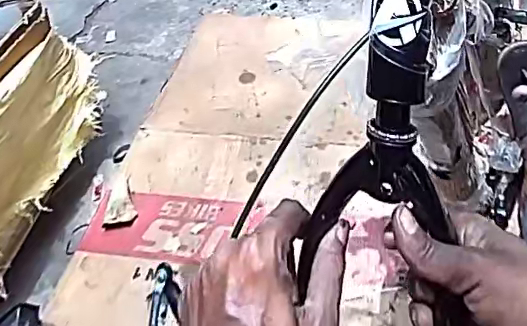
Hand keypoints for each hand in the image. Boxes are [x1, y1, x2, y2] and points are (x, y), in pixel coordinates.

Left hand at [182, 200, 346, 325]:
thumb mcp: (317, 322)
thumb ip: (329, 267)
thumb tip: (336, 234)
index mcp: (259, 255)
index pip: (287, 211)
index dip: (303, 225)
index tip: (308, 238)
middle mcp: (227, 257)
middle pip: (261, 237)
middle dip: (276, 258)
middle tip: (287, 296)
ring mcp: (204, 277)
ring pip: (238, 256)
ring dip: (251, 273)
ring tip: (262, 314)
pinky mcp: (189, 296)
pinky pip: (216, 276)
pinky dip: (230, 289)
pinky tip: (240, 319)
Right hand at [384, 206, 526, 325]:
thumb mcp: (478, 270)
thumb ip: (434, 250)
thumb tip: (399, 216)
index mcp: (471, 235)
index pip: (426, 222)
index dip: (406, 232)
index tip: (387, 243)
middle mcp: (467, 265)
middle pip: (421, 266)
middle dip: (416, 282)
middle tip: (425, 295)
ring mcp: (469, 299)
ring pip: (426, 300)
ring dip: (423, 310)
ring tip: (433, 318)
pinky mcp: (470, 324)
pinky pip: (438, 320)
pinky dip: (432, 323)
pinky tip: (438, 325)